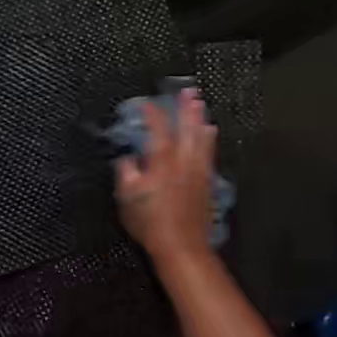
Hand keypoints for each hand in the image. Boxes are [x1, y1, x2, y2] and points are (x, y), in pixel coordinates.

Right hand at [114, 88, 219, 266]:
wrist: (181, 245)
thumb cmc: (150, 222)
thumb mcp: (126, 196)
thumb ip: (126, 172)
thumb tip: (127, 159)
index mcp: (162, 161)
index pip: (157, 128)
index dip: (151, 113)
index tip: (144, 103)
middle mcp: (183, 161)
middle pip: (187, 127)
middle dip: (186, 108)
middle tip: (188, 91)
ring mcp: (198, 170)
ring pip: (202, 138)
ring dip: (200, 119)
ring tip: (200, 105)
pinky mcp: (206, 182)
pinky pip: (209, 152)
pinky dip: (209, 139)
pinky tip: (210, 134)